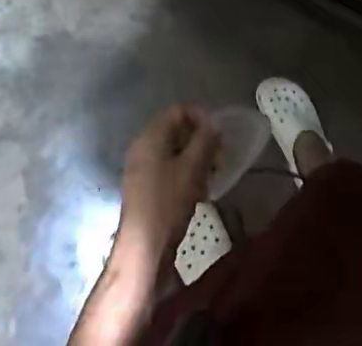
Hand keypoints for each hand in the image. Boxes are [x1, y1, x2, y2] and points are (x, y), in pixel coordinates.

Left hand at [116, 104, 218, 258]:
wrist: (142, 251)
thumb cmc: (167, 204)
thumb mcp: (191, 169)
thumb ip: (204, 142)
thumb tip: (214, 123)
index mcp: (150, 137)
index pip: (177, 111)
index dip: (201, 118)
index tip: (219, 137)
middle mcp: (142, 147)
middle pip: (176, 131)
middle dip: (201, 142)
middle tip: (220, 160)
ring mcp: (141, 168)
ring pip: (174, 152)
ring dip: (195, 161)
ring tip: (211, 179)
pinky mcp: (145, 188)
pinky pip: (168, 170)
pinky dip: (185, 175)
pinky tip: (199, 194)